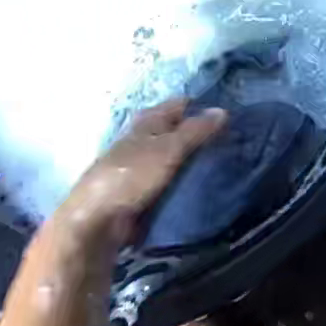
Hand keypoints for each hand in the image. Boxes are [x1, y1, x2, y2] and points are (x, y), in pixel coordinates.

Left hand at [52, 98, 226, 243]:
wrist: (95, 222)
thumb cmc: (132, 175)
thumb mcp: (170, 148)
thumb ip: (196, 129)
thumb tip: (223, 110)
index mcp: (149, 120)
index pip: (182, 104)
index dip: (204, 107)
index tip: (229, 117)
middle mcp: (143, 137)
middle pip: (178, 129)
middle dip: (200, 134)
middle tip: (230, 141)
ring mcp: (140, 164)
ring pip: (174, 154)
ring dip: (192, 158)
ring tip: (221, 162)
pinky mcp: (139, 189)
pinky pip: (168, 178)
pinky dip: (182, 178)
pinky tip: (200, 183)